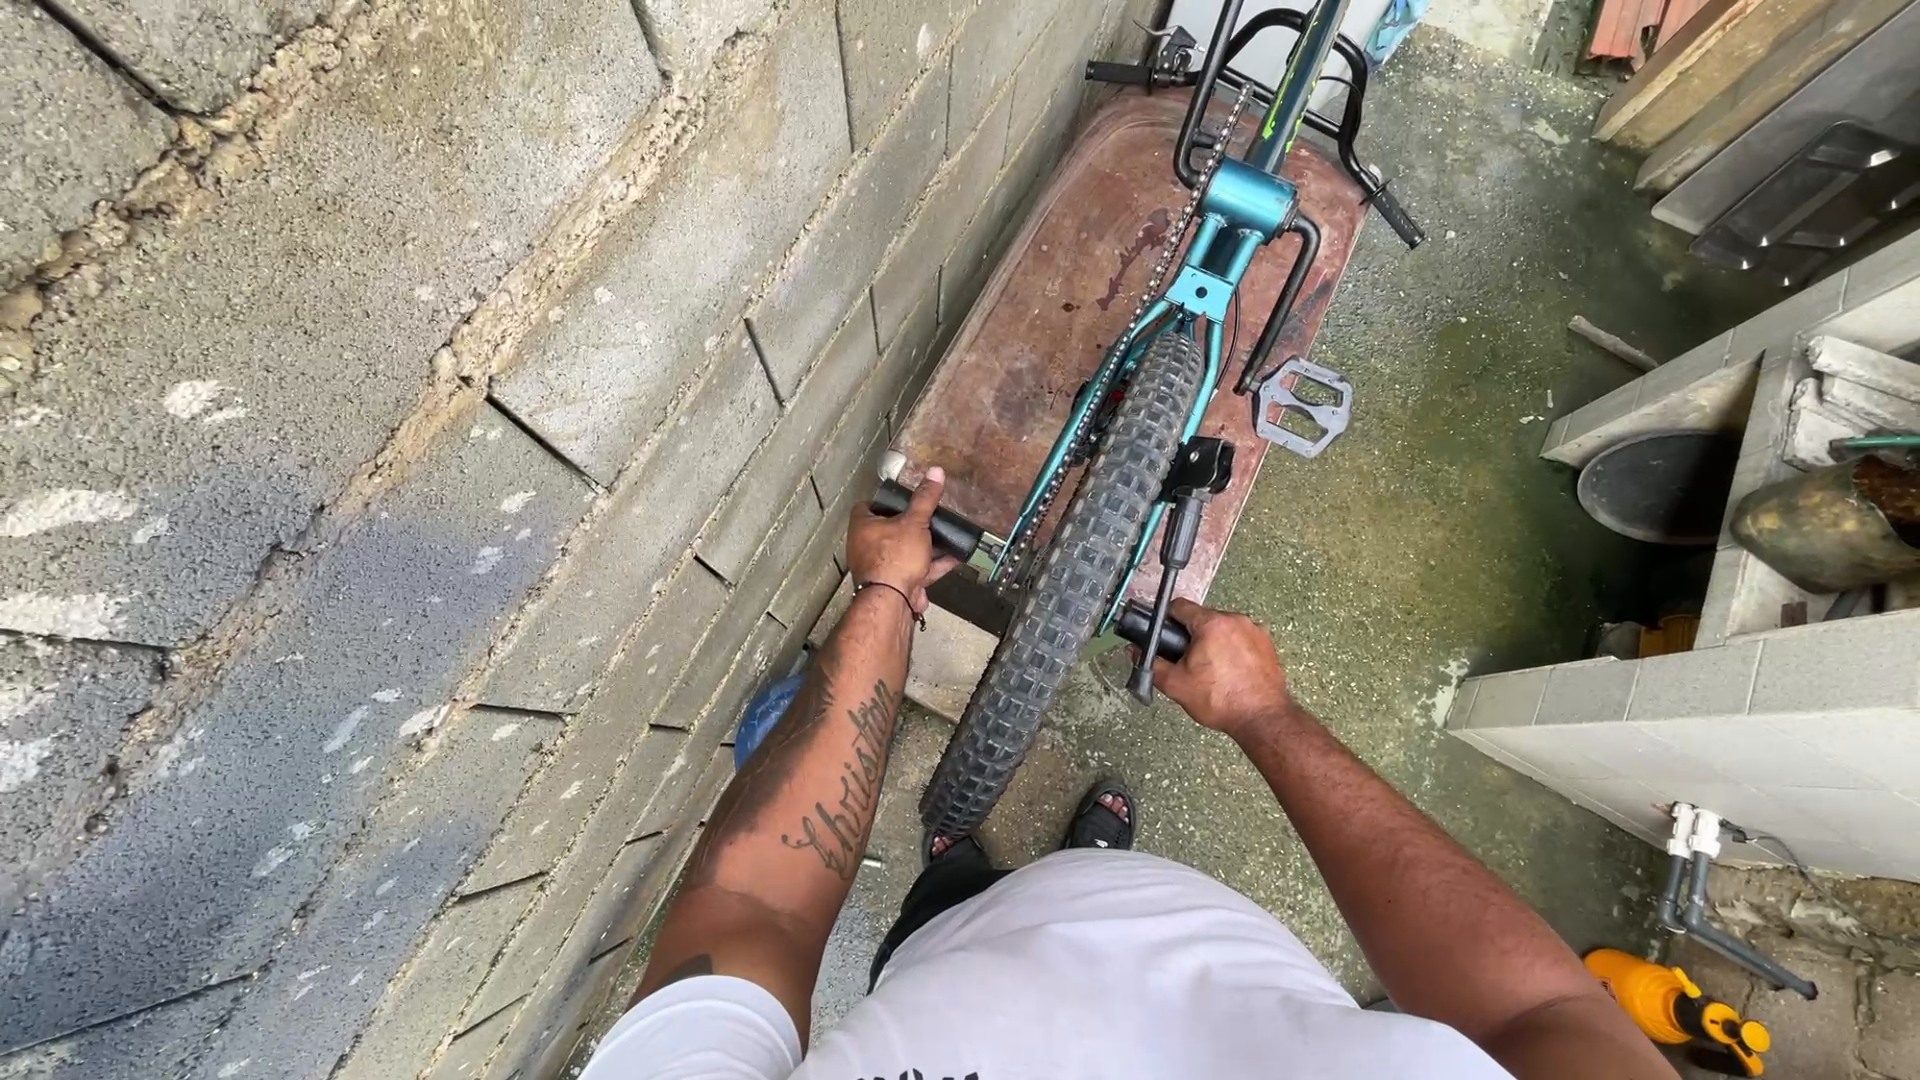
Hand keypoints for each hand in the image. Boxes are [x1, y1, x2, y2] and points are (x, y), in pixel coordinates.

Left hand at [845, 465, 959, 614]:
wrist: (893, 600)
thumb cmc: (894, 557)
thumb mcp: (915, 522)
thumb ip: (925, 499)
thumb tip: (934, 473)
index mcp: (863, 527)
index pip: (866, 506)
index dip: (883, 501)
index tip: (901, 499)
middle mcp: (866, 547)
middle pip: (888, 530)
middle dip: (910, 526)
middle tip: (927, 517)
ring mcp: (881, 567)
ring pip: (905, 552)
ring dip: (925, 547)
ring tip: (945, 536)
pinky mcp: (897, 584)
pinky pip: (916, 570)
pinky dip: (933, 564)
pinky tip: (954, 557)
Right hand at [1150, 599, 1294, 739]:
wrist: (1261, 719)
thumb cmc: (1224, 701)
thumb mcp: (1175, 684)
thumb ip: (1151, 664)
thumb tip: (1138, 653)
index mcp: (1212, 624)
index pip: (1180, 606)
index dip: (1167, 618)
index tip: (1165, 630)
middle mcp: (1235, 621)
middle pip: (1203, 618)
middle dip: (1192, 636)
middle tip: (1187, 660)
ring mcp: (1254, 631)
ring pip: (1223, 629)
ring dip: (1214, 642)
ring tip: (1210, 670)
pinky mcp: (1267, 645)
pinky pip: (1242, 639)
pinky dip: (1233, 650)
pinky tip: (1229, 672)